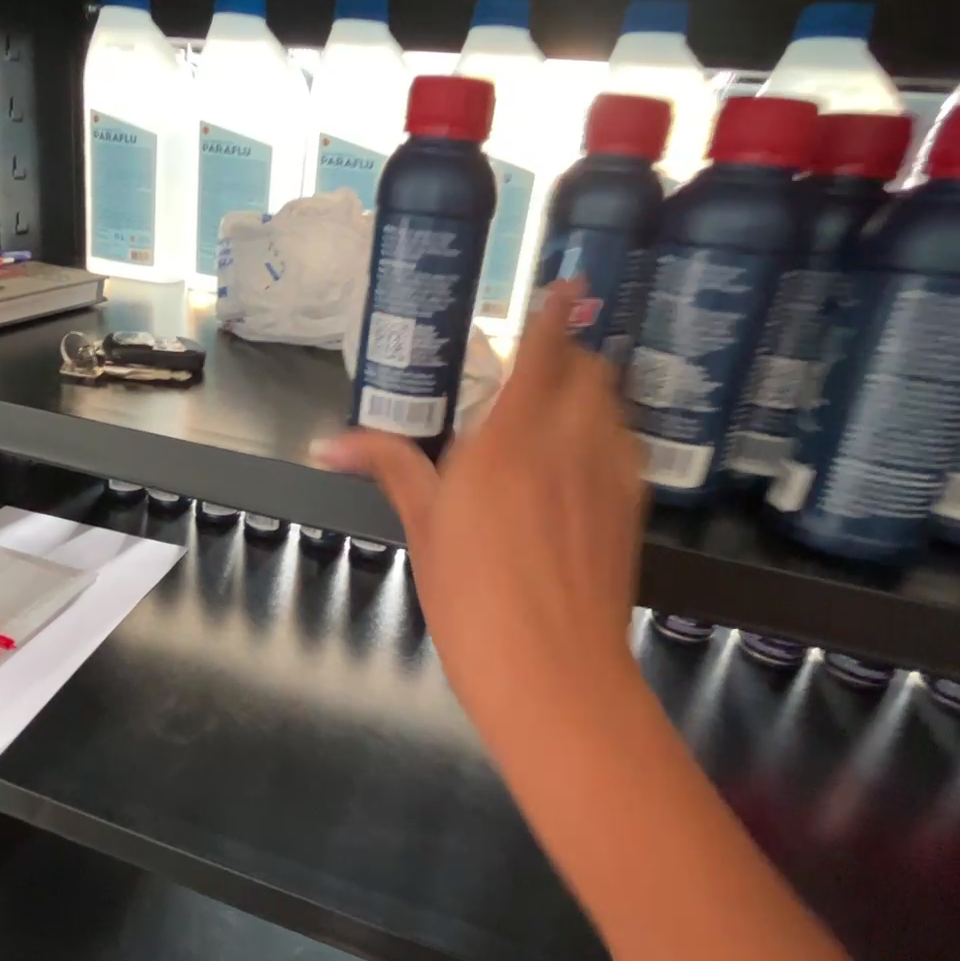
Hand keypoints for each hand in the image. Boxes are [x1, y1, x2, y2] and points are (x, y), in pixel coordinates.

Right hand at [318, 281, 649, 745]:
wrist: (554, 677)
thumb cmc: (473, 602)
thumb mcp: (422, 529)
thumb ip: (387, 467)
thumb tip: (327, 442)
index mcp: (508, 439)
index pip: (543, 353)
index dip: (557, 312)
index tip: (567, 284)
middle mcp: (568, 443)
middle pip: (590, 369)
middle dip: (572, 352)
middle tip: (544, 362)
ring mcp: (609, 475)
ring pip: (613, 405)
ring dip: (592, 390)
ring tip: (562, 408)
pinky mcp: (632, 509)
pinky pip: (626, 447)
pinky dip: (608, 433)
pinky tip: (582, 464)